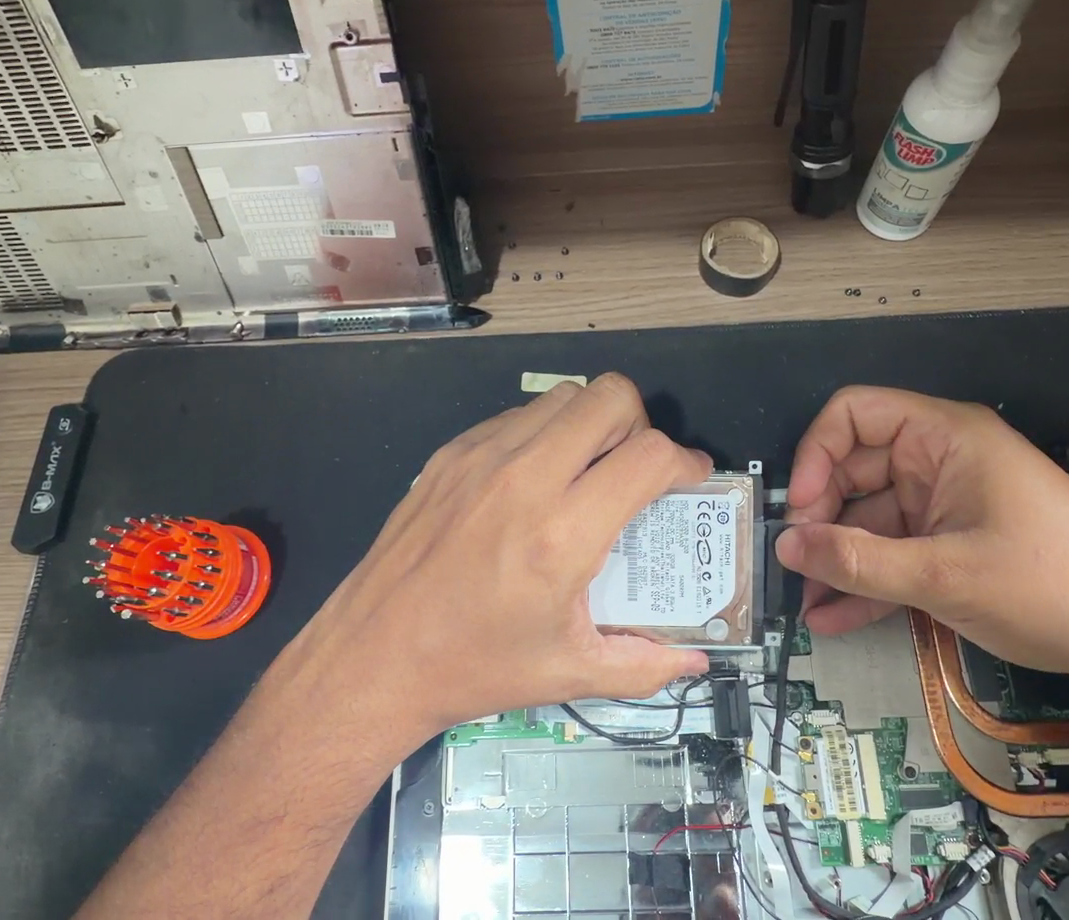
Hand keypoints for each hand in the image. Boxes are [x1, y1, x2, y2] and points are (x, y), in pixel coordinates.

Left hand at [276, 374, 712, 738]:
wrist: (373, 656)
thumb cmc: (473, 666)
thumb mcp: (568, 673)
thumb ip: (645, 663)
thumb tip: (695, 659)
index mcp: (561, 534)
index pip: (649, 456)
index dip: (685, 463)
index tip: (689, 480)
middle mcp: (524, 479)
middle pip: (610, 397)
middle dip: (640, 424)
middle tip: (637, 468)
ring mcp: (481, 457)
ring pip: (563, 395)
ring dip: (590, 423)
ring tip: (588, 470)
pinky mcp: (450, 453)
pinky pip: (516, 415)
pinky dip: (542, 433)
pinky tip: (535, 480)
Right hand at [773, 386, 1068, 679]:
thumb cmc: (1048, 586)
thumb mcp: (943, 575)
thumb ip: (856, 559)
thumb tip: (785, 545)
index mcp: (944, 437)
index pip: (855, 415)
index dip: (817, 455)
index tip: (801, 510)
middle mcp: (940, 461)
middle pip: (855, 471)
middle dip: (821, 520)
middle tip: (795, 565)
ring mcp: (946, 505)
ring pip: (870, 520)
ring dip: (838, 561)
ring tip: (804, 603)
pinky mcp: (953, 545)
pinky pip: (895, 554)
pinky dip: (867, 582)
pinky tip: (832, 617)